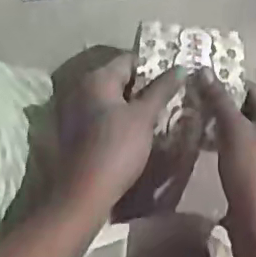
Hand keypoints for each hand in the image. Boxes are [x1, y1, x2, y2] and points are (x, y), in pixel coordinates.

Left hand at [56, 54, 182, 210]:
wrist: (84, 196)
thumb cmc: (117, 148)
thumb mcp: (144, 116)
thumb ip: (162, 89)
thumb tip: (180, 68)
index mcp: (98, 77)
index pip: (130, 60)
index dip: (153, 68)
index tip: (171, 80)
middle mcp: (82, 87)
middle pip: (119, 78)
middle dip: (143, 87)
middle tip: (168, 98)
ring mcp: (75, 110)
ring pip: (112, 99)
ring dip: (131, 105)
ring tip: (156, 115)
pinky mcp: (74, 132)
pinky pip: (101, 115)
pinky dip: (118, 119)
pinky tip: (136, 132)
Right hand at [203, 78, 255, 229]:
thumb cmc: (249, 169)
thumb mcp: (231, 129)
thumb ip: (218, 98)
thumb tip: (204, 68)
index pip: (250, 87)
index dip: (226, 86)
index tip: (203, 88)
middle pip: (249, 106)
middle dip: (224, 105)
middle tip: (199, 106)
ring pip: (247, 126)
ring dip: (225, 124)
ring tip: (201, 125)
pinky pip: (246, 144)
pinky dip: (230, 141)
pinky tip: (211, 147)